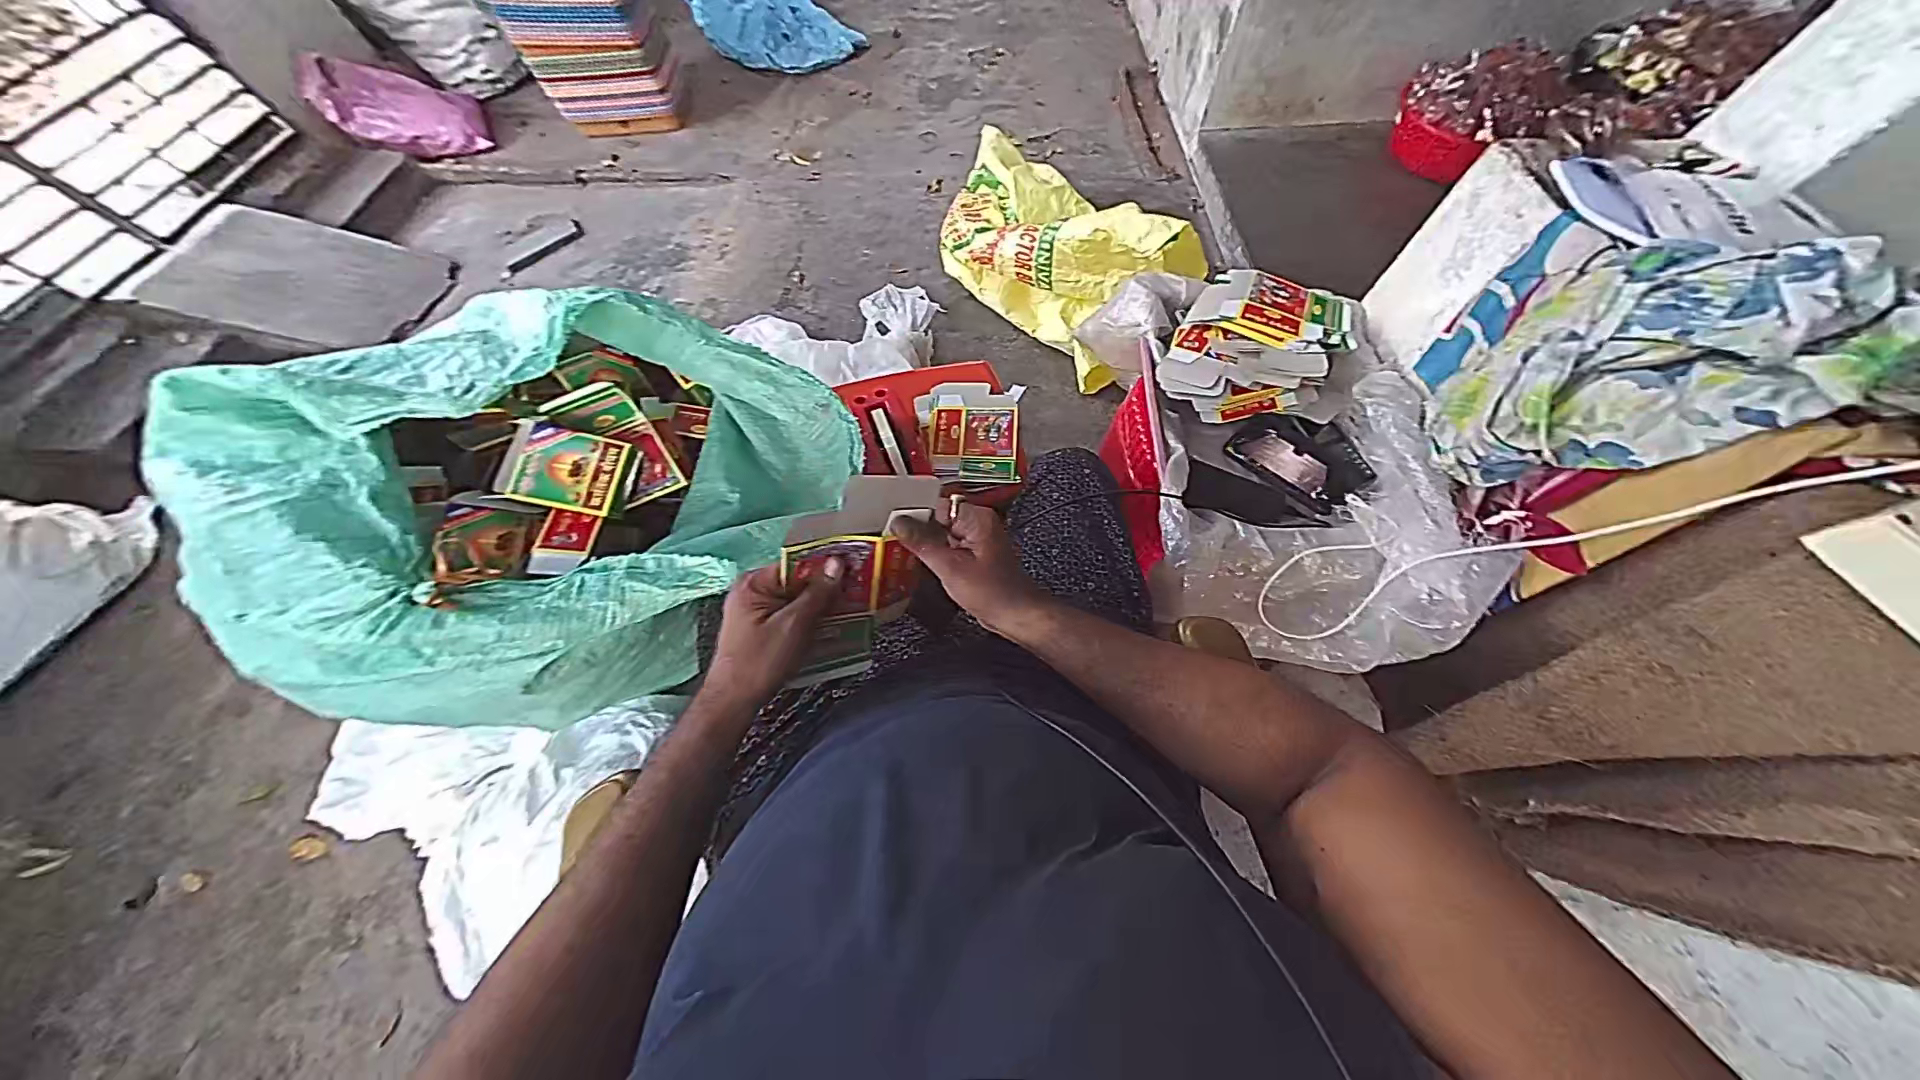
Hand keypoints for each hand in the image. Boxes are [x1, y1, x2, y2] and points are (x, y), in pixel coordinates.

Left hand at [705, 561, 842, 707]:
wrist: (733, 701)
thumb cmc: (762, 661)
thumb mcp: (795, 624)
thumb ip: (818, 593)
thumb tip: (838, 563)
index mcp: (754, 583)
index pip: (796, 565)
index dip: (826, 568)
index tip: (854, 572)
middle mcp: (751, 591)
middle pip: (797, 582)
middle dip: (826, 589)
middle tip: (857, 594)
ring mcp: (754, 610)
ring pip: (795, 600)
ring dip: (820, 606)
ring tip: (850, 610)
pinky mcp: (760, 628)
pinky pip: (790, 615)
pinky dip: (808, 619)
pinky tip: (829, 627)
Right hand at [889, 501, 1048, 635]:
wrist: (1014, 614)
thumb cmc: (994, 593)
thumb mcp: (949, 567)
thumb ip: (922, 542)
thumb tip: (900, 524)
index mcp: (976, 518)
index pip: (936, 503)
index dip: (913, 513)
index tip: (894, 523)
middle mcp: (979, 523)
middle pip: (938, 516)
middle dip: (918, 528)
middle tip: (897, 539)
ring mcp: (977, 538)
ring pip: (942, 531)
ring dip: (926, 542)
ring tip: (908, 552)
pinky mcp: (974, 553)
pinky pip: (949, 545)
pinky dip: (936, 553)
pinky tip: (925, 563)